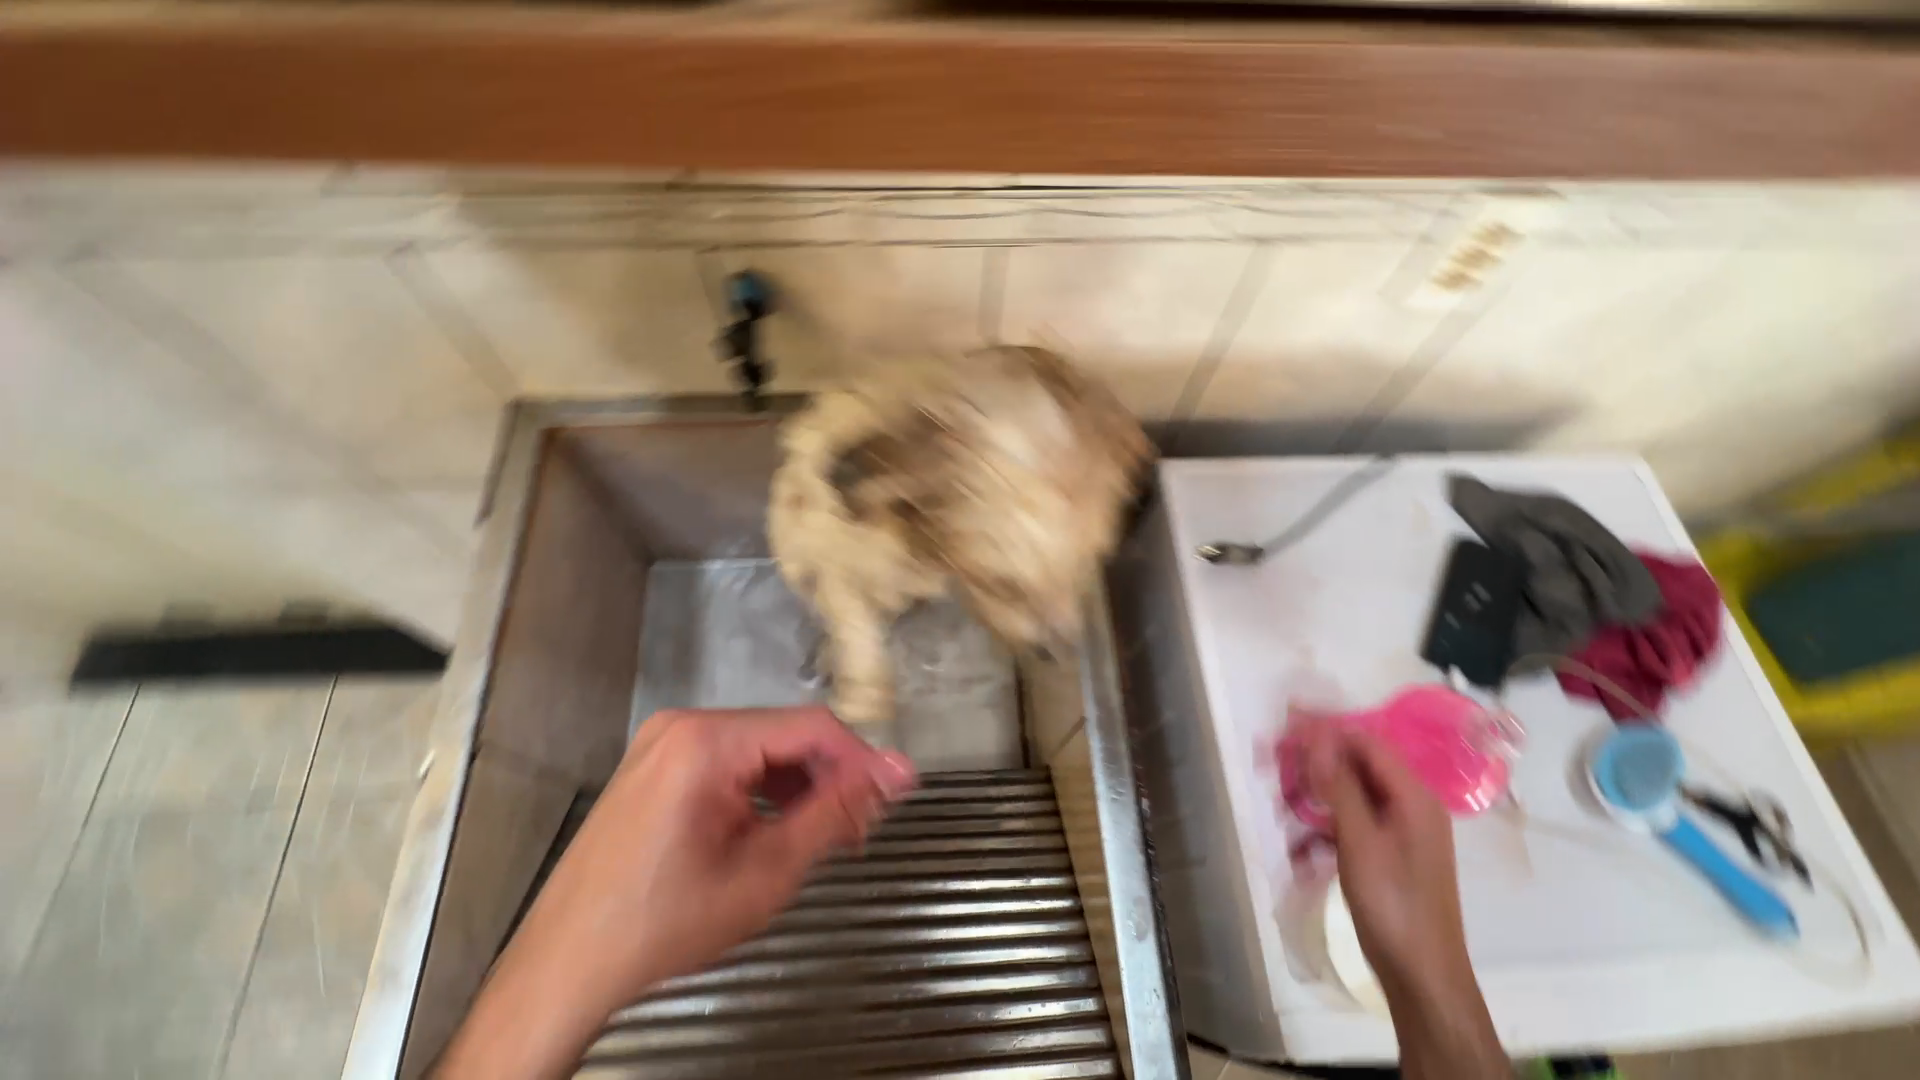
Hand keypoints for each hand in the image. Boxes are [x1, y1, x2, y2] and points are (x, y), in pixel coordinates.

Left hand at [439, 706, 916, 1078]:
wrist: (568, 964)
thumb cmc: (655, 925)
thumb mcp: (766, 871)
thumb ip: (837, 814)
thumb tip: (890, 777)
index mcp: (705, 743)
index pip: (812, 727)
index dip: (862, 759)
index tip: (894, 789)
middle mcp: (682, 729)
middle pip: (786, 735)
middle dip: (830, 778)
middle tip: (860, 826)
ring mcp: (664, 745)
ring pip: (761, 749)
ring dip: (800, 787)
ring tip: (824, 836)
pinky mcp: (658, 766)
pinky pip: (731, 763)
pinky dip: (764, 792)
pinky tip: (779, 830)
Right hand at [1309, 728, 1472, 998]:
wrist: (1421, 975)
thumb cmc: (1392, 903)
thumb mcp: (1359, 840)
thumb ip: (1337, 785)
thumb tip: (1317, 735)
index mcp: (1413, 797)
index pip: (1366, 743)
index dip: (1326, 730)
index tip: (1284, 725)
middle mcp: (1410, 806)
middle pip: (1356, 767)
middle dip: (1314, 765)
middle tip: (1274, 768)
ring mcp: (1400, 832)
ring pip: (1349, 797)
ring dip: (1314, 800)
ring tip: (1283, 813)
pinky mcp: (1387, 855)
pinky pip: (1351, 826)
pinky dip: (1324, 831)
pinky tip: (1301, 852)